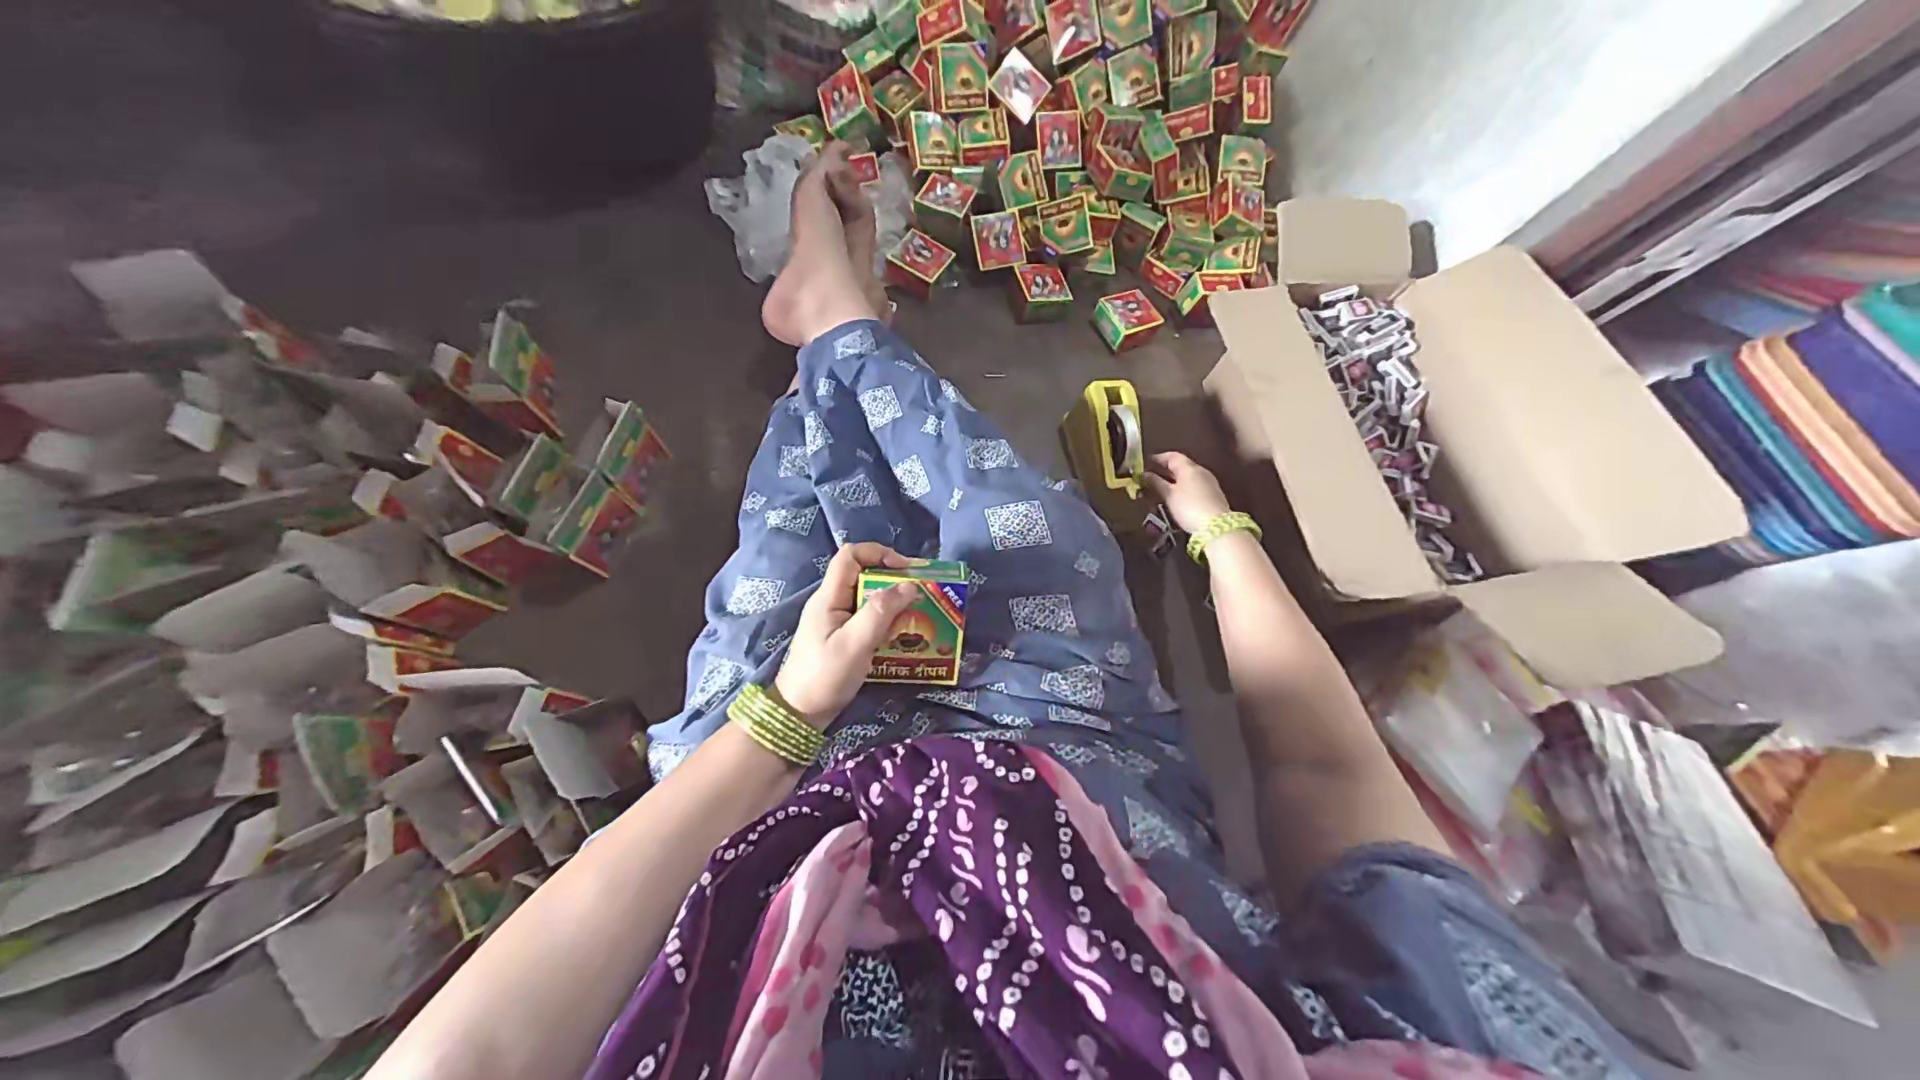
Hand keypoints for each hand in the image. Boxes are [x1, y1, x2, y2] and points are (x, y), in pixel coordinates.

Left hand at [774, 543, 919, 728]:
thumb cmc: (825, 676)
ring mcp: (837, 621)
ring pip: (869, 598)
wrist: (800, 714)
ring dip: (894, 603)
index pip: (851, 555)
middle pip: (865, 575)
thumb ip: (881, 612)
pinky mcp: (844, 638)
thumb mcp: (855, 643)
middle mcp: (833, 603)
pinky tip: (904, 635)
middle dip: (894, 580)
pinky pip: (869, 619)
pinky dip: (888, 621)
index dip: (879, 553)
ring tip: (919, 614)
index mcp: (829, 597)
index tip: (906, 570)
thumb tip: (909, 585)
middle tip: (922, 593)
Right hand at [1142, 451, 1232, 534]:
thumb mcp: (1169, 495)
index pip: (1172, 456)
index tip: (1145, 463)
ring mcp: (1208, 482)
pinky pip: (1193, 485)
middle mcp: (1200, 471)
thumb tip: (1144, 474)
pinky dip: (1181, 487)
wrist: (1216, 527)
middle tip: (1149, 477)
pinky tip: (1174, 496)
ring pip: (1187, 476)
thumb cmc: (1189, 507)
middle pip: (1180, 465)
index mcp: (1189, 468)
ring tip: (1159, 488)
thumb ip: (1156, 483)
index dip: (1158, 458)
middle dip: (1164, 470)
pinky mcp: (1212, 494)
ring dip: (1172, 479)